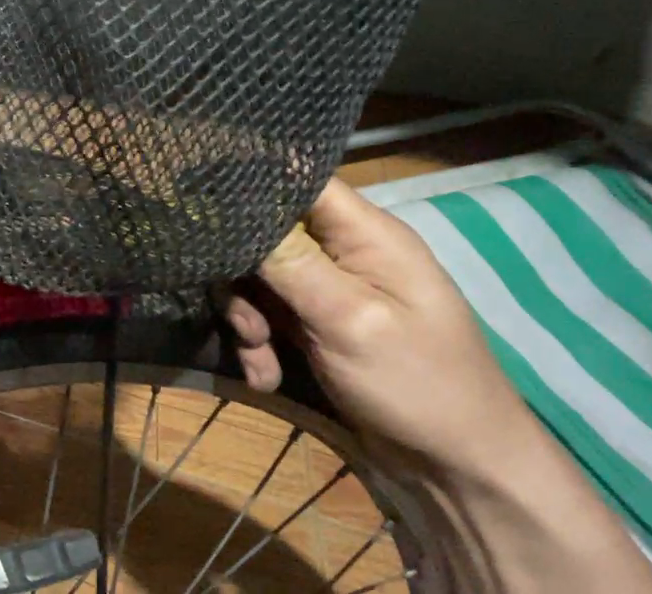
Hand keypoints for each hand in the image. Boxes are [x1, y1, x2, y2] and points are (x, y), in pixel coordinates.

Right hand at [227, 178, 651, 592]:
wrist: (460, 474)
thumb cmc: (418, 384)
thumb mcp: (347, 319)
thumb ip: (287, 258)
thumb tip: (228, 201)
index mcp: (366, 234)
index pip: (296, 177)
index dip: (243, 181)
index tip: (191, 198)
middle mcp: (344, 251)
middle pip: (261, 229)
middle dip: (237, 272)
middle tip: (242, 317)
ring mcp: (328, 287)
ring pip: (253, 274)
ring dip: (244, 316)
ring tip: (258, 354)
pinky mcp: (314, 321)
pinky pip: (263, 313)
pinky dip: (257, 344)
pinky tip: (265, 374)